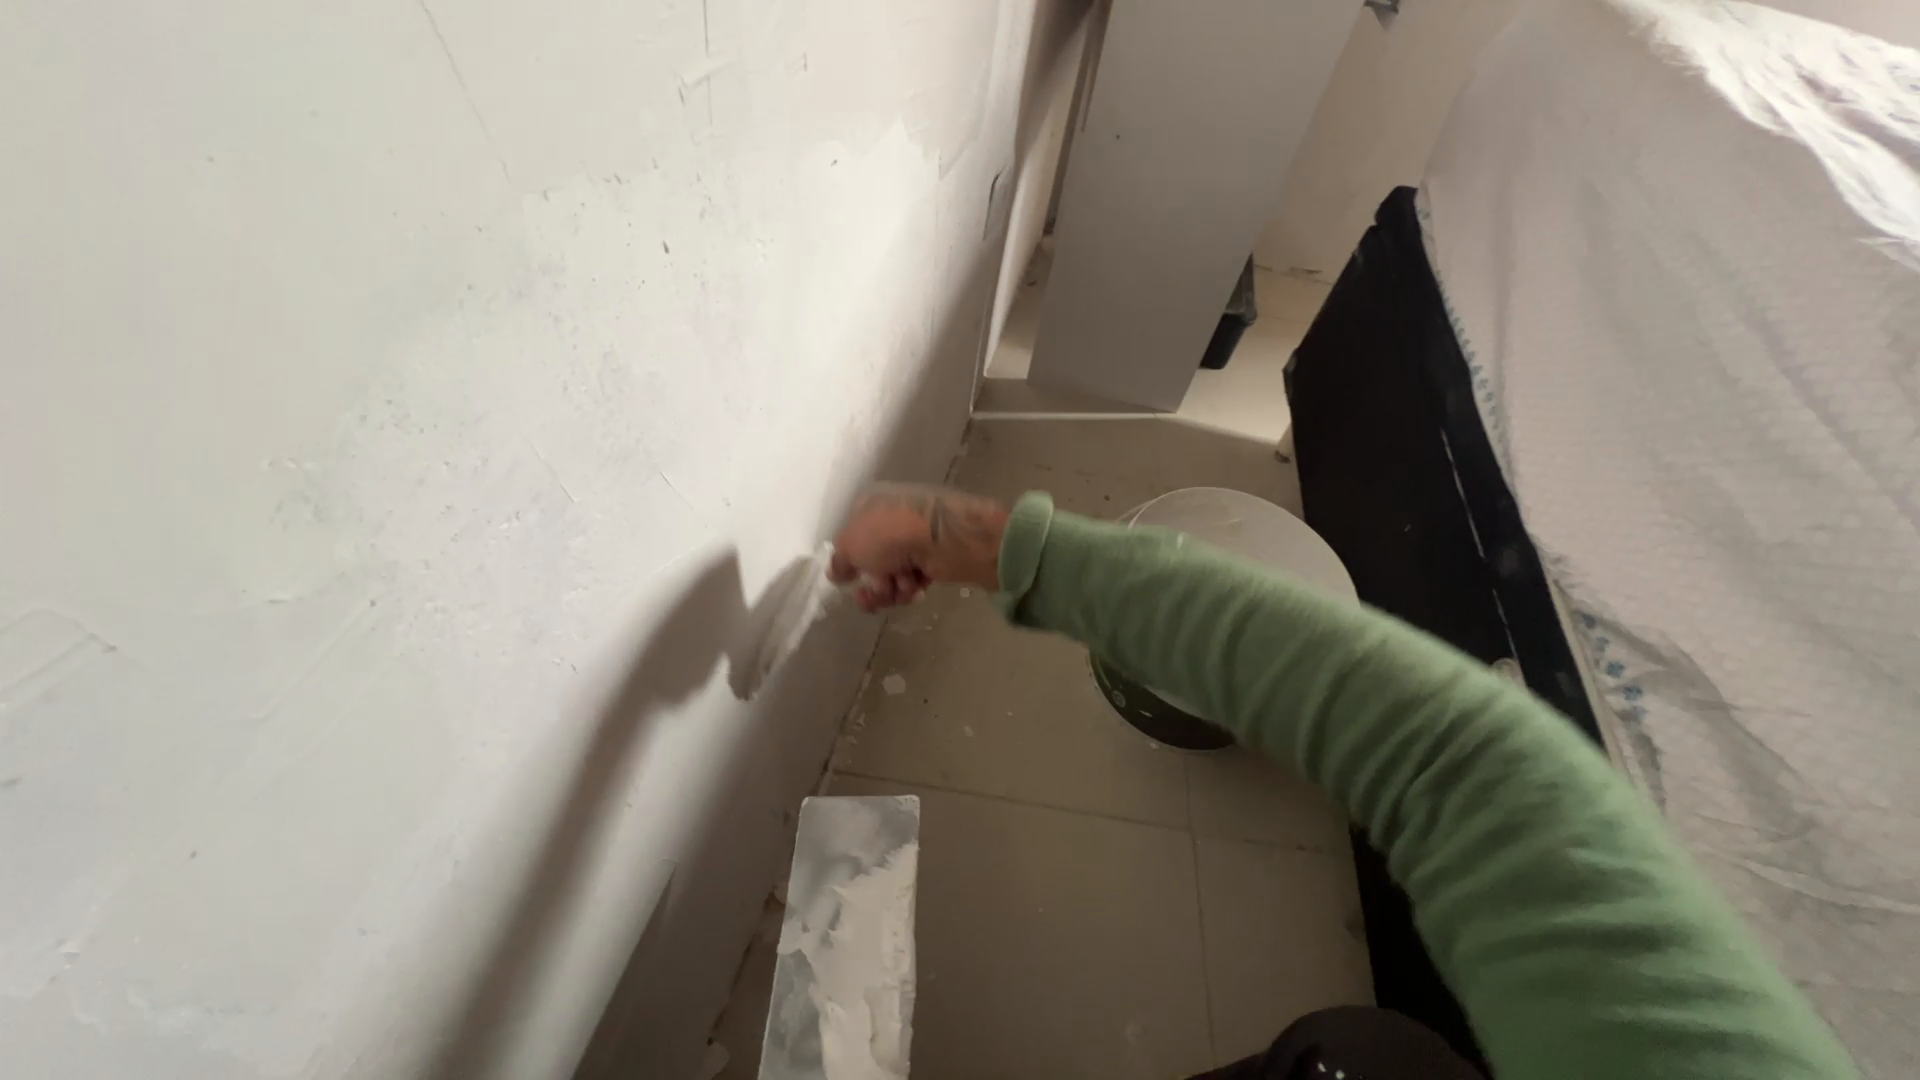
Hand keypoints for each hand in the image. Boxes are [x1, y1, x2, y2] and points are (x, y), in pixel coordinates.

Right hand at [830, 485, 1009, 610]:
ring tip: (899, 588)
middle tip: (875, 594)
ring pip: (892, 577)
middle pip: (872, 564)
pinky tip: (915, 588)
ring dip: (890, 590)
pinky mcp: (934, 559)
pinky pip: (914, 582)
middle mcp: (892, 522)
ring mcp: (915, 540)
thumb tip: (837, 573)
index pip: (853, 539)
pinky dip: (911, 588)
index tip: (849, 581)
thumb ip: (839, 561)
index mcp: (870, 508)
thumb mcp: (850, 545)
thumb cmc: (889, 534)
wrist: (942, 538)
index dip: (850, 563)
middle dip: (871, 586)